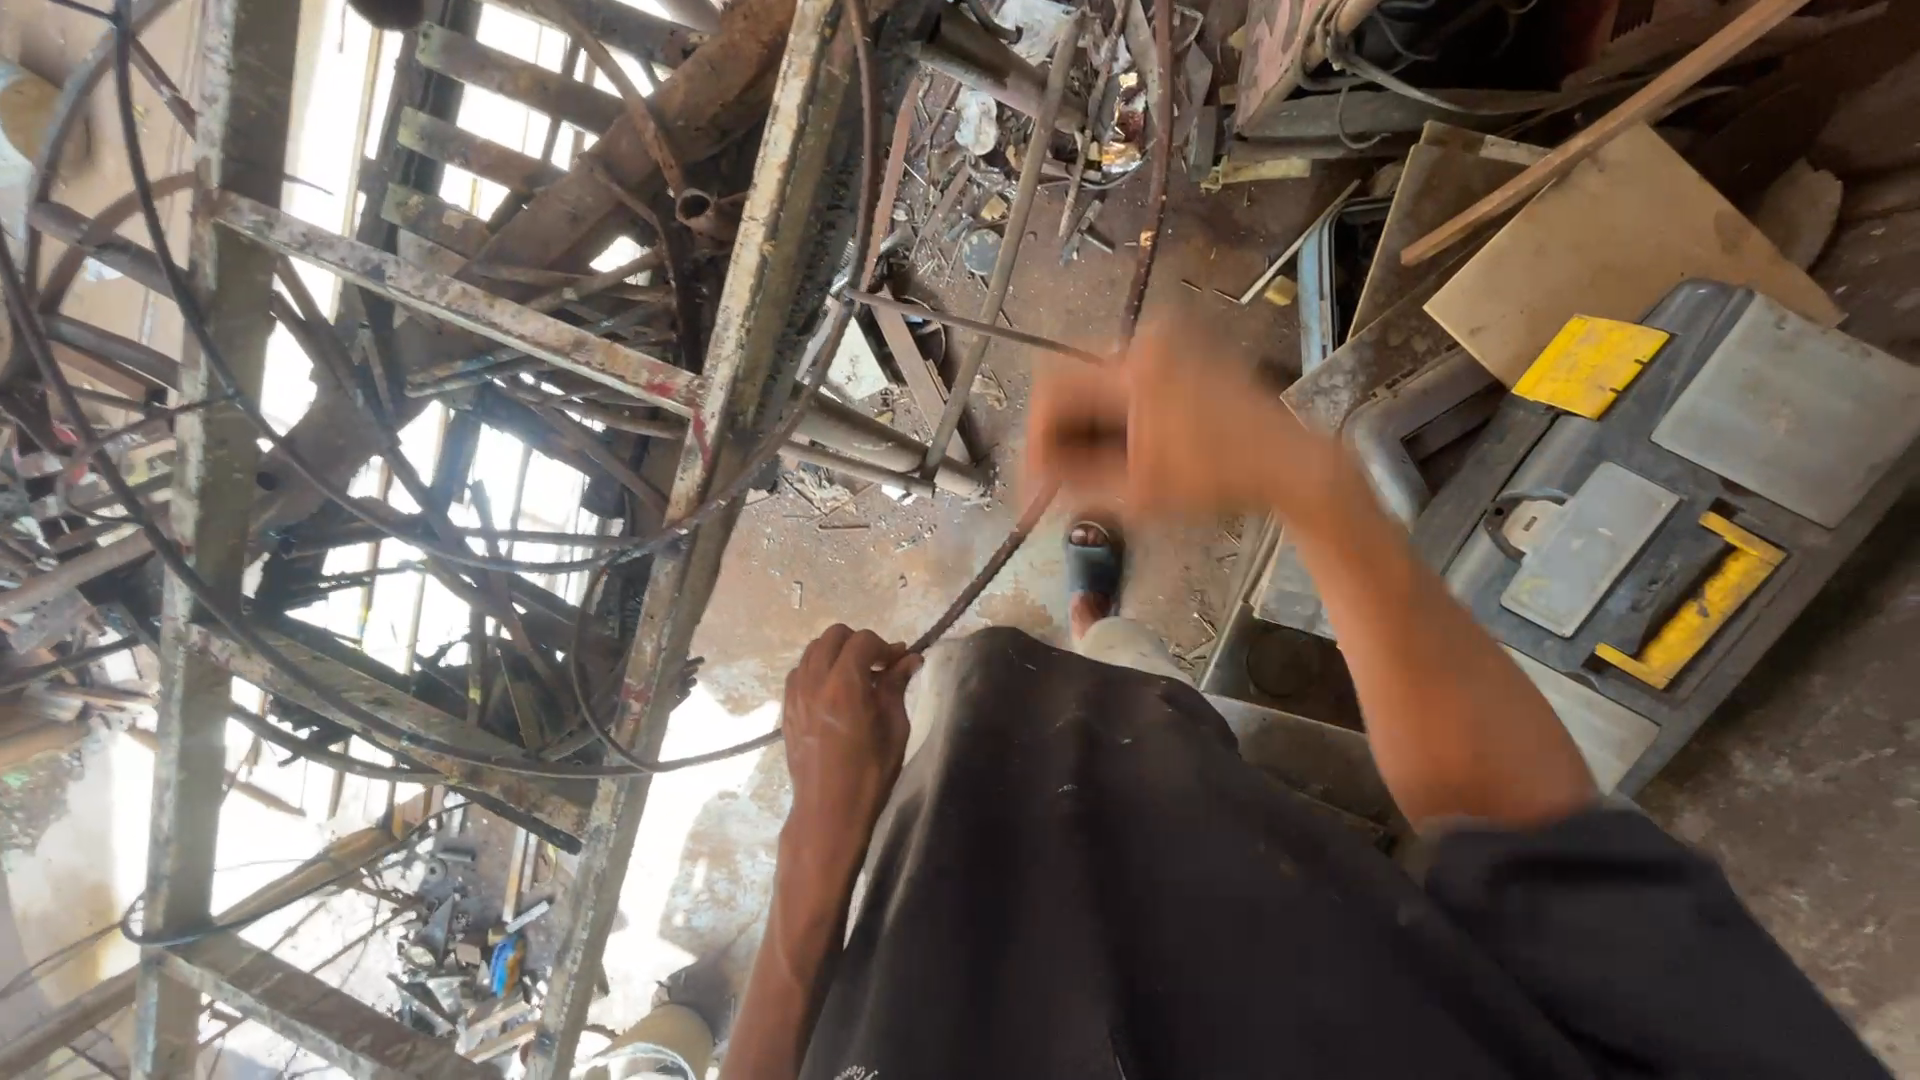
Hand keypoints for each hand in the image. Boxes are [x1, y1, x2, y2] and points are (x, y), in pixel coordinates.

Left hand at [780, 626, 921, 856]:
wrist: (828, 811)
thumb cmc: (870, 773)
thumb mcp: (895, 728)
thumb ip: (897, 687)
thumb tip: (910, 659)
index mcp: (845, 685)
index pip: (863, 641)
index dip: (885, 646)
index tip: (899, 662)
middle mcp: (815, 682)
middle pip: (833, 635)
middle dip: (859, 643)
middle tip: (878, 666)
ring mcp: (796, 694)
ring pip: (813, 650)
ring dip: (837, 653)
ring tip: (855, 677)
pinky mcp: (787, 708)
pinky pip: (800, 671)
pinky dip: (818, 669)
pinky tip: (834, 691)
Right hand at [1025, 317, 1364, 526]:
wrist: (1289, 462)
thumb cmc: (1218, 480)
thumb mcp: (1139, 490)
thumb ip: (1077, 479)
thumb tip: (1035, 477)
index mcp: (1134, 369)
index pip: (1053, 389)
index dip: (1036, 436)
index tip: (1037, 475)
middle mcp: (1146, 342)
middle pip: (1073, 381)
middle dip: (1060, 431)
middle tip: (1059, 474)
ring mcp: (1168, 343)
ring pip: (1098, 380)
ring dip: (1086, 422)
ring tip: (1090, 464)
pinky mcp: (1184, 351)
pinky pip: (1127, 377)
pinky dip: (1114, 411)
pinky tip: (1121, 444)